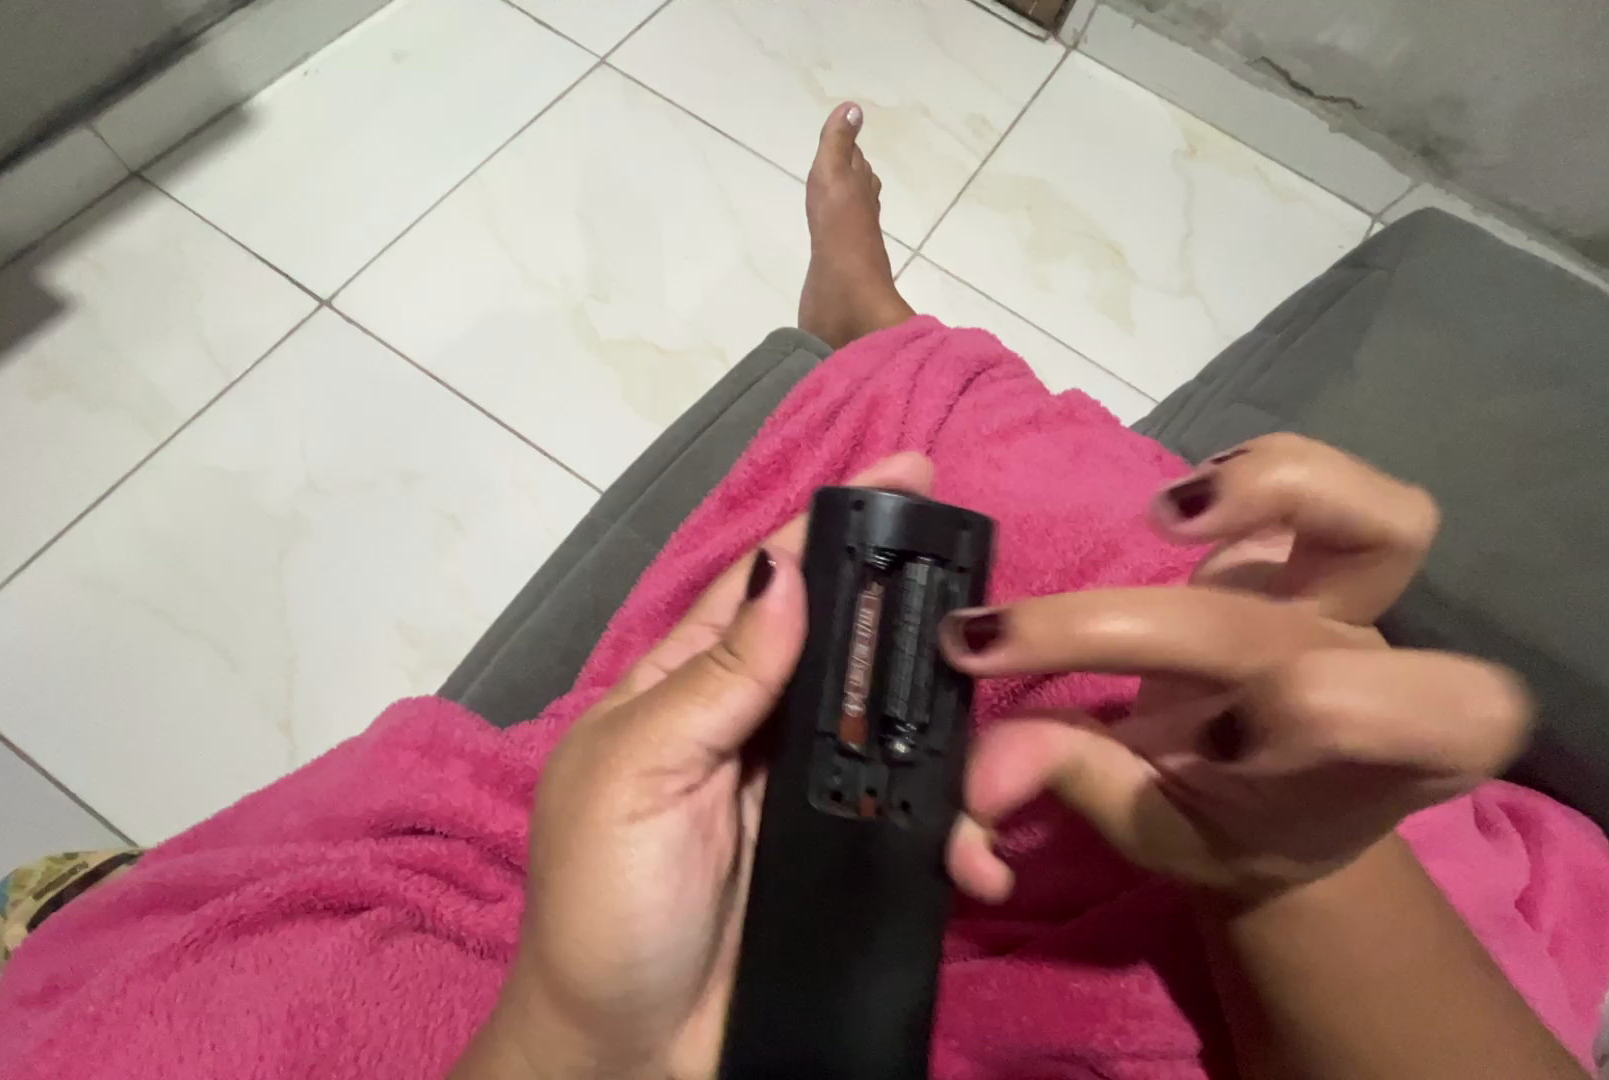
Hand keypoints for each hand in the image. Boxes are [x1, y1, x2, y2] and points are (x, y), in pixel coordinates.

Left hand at [464, 454, 934, 1079]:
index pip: (767, 580)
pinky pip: (906, 815)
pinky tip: (975, 850)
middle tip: (982, 608)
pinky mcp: (842, 849)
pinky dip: (946, 825)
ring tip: (997, 767)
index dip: (829, 524)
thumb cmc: (610, 901)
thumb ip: (717, 679)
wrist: (631, 1054)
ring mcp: (803, 785)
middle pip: (844, 647)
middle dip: (910, 620)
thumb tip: (786, 572)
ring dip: (946, 736)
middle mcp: (754, 719)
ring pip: (887, 727)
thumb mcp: (641, 774)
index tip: (906, 474)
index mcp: (692, 682)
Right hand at [940, 435, 1532, 900]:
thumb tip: (978, 772)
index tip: (1203, 741)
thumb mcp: (1155, 829)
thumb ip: (1076, 783)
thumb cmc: (1227, 824)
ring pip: (1385, 520)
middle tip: (984, 643)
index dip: (1301, 711)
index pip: (1372, 720)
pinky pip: (1334, 488)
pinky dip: (1265, 468)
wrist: (1285, 796)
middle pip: (1251, 629)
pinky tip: (1178, 502)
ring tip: (1160, 516)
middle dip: (1098, 630)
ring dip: (1266, 492)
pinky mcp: (1305, 557)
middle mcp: (1363, 670)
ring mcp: (1345, 603)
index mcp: (1353, 767)